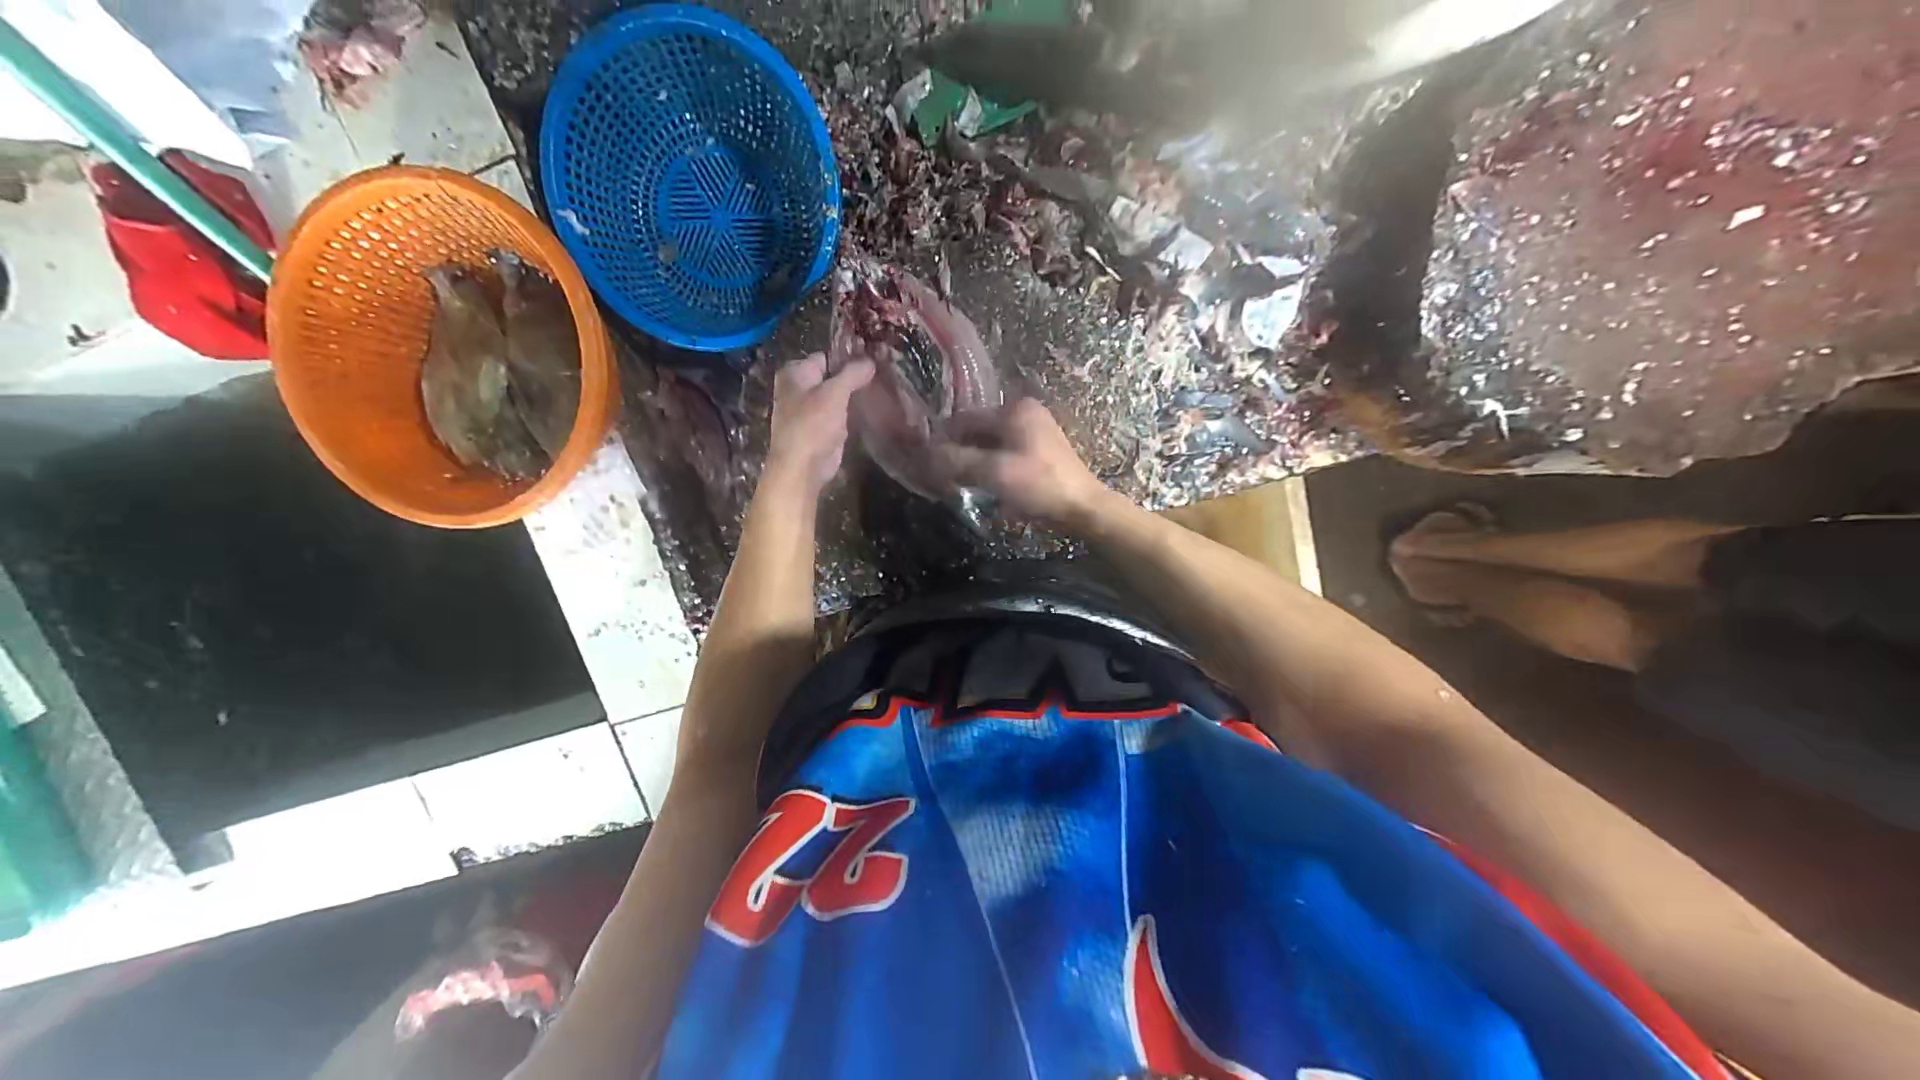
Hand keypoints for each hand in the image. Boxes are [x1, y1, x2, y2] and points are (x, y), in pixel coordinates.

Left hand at [765, 353, 874, 497]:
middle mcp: (798, 388)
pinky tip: (868, 407)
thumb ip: (852, 374)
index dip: (848, 357)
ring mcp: (809, 409)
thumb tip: (870, 360)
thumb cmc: (812, 425)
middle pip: (830, 375)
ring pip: (836, 395)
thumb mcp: (834, 393)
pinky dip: (850, 410)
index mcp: (794, 373)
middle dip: (852, 376)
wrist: (802, 467)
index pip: (826, 356)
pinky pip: (838, 412)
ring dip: (853, 394)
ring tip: (878, 387)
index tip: (872, 359)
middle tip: (879, 373)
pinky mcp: (820, 428)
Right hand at [937, 399, 1110, 526]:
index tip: (930, 465)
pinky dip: (991, 469)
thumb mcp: (994, 472)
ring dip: (975, 464)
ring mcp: (1034, 432)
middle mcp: (1024, 413)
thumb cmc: (1039, 485)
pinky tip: (987, 488)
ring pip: (990, 445)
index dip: (944, 441)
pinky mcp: (1039, 452)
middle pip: (977, 432)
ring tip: (964, 487)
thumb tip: (925, 454)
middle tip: (945, 480)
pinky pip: (1004, 455)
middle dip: (960, 454)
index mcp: (1014, 409)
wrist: (1083, 508)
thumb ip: (957, 461)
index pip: (964, 420)